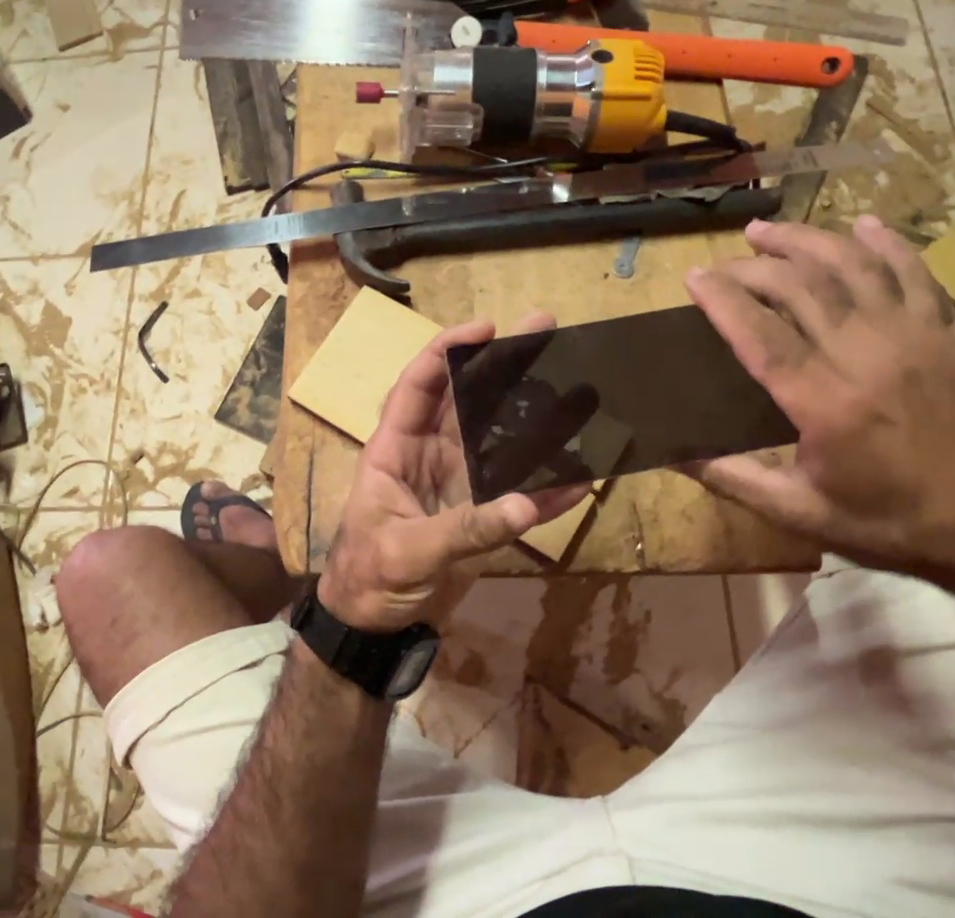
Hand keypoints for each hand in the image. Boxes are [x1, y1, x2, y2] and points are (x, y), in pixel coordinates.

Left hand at [319, 315, 589, 631]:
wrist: (375, 627)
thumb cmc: (369, 579)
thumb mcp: (406, 551)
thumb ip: (464, 529)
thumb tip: (526, 505)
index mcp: (395, 450)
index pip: (418, 387)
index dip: (447, 353)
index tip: (486, 328)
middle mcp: (429, 456)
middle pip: (469, 400)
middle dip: (504, 365)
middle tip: (546, 328)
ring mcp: (458, 484)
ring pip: (501, 439)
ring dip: (537, 416)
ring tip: (580, 387)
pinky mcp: (480, 516)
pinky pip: (519, 494)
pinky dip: (549, 486)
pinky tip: (584, 471)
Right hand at [682, 215, 954, 575]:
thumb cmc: (894, 519)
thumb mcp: (803, 513)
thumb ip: (736, 480)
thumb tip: (675, 455)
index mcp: (825, 404)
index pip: (761, 336)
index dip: (723, 301)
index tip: (692, 278)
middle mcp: (866, 357)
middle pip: (801, 289)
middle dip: (754, 267)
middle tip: (721, 264)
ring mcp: (912, 337)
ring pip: (851, 268)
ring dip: (805, 241)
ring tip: (765, 230)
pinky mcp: (945, 332)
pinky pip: (914, 273)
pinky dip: (887, 243)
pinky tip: (861, 224)